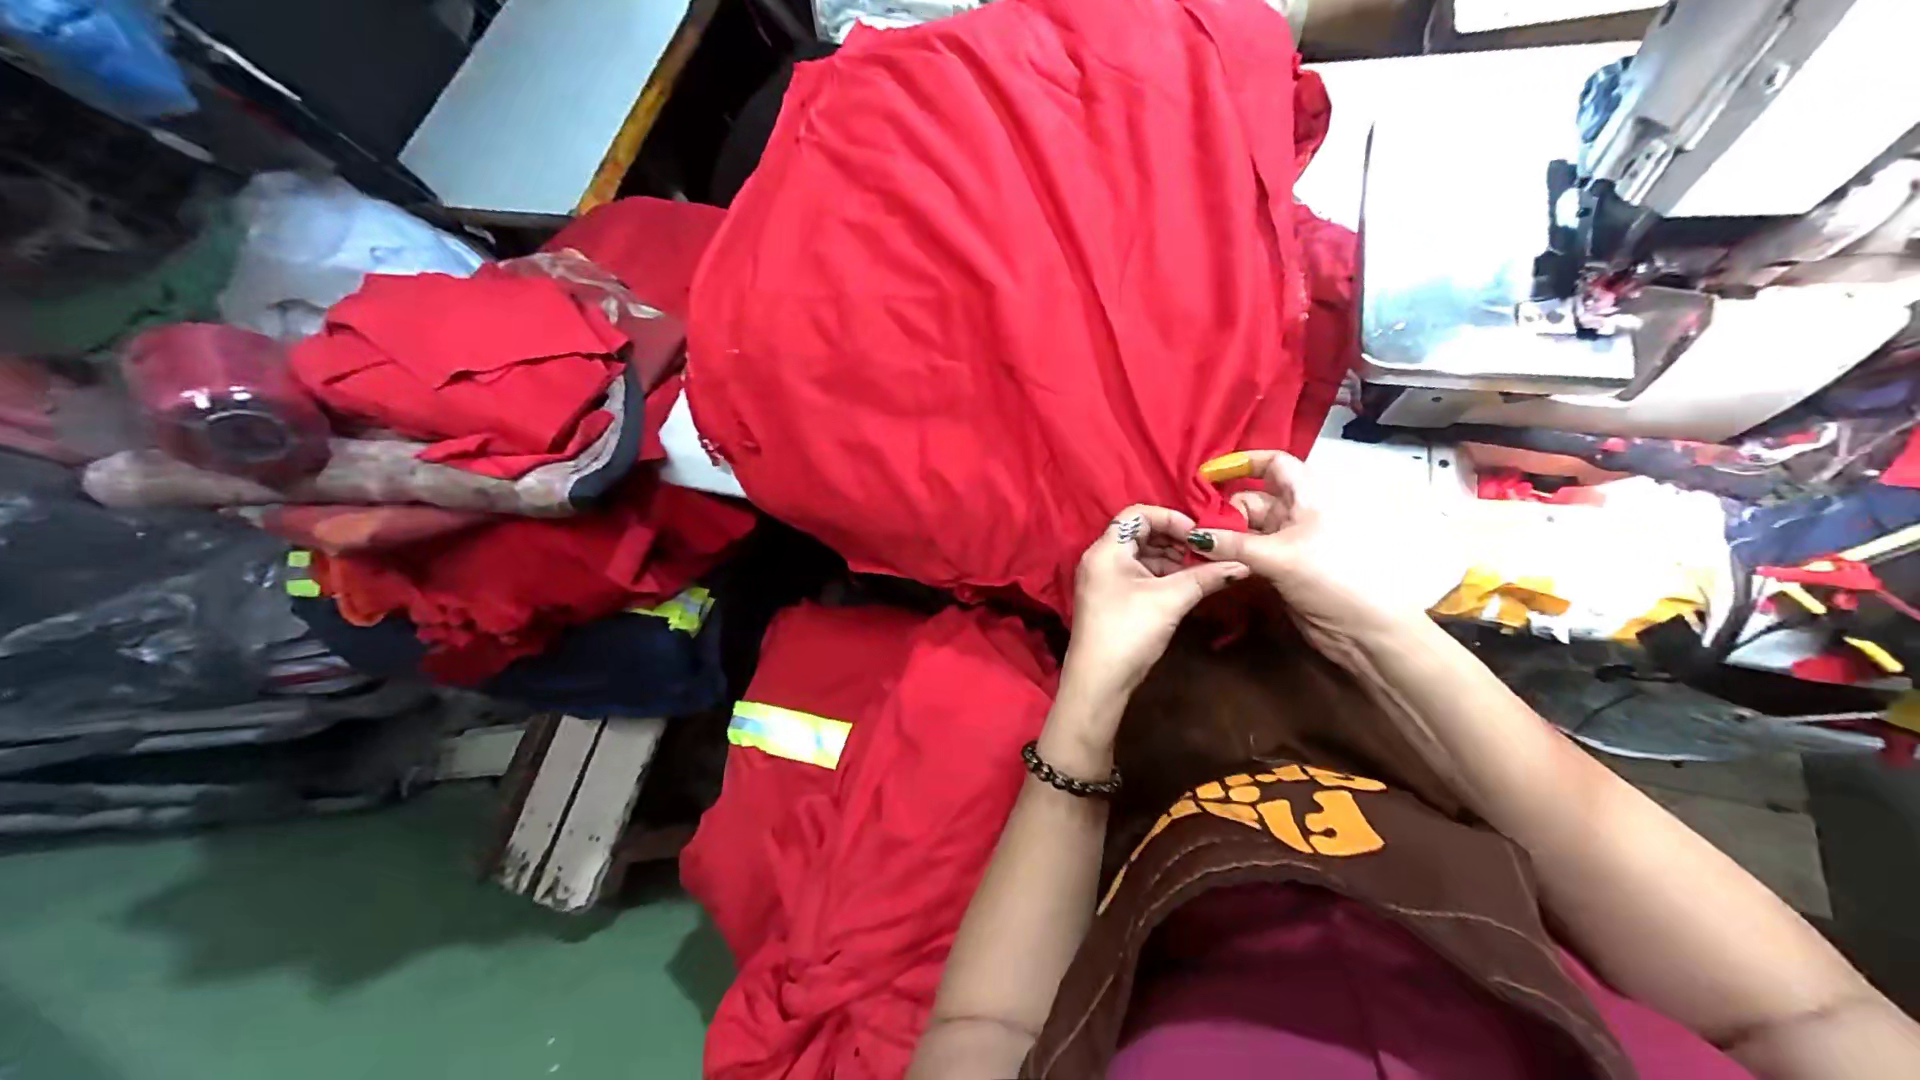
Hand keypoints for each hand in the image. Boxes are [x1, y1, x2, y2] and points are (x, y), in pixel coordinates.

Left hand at [1063, 504, 1250, 699]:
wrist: (1099, 680)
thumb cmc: (1129, 631)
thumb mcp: (1170, 599)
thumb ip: (1206, 576)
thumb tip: (1242, 563)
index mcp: (1106, 549)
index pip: (1138, 514)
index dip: (1171, 518)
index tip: (1198, 536)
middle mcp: (1100, 558)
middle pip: (1139, 533)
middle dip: (1174, 539)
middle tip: (1203, 553)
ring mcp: (1103, 579)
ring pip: (1141, 555)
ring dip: (1170, 558)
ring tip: (1199, 571)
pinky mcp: (1110, 597)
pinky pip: (1137, 573)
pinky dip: (1161, 575)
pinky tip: (1184, 586)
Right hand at [1185, 451, 1424, 659]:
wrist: (1362, 631)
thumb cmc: (1332, 579)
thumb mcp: (1280, 556)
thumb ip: (1233, 545)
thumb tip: (1193, 535)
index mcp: (1306, 499)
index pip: (1275, 465)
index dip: (1244, 462)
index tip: (1210, 474)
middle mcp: (1294, 516)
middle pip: (1250, 501)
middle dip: (1223, 511)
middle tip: (1194, 530)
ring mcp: (1285, 543)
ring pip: (1244, 530)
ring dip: (1221, 537)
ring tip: (1192, 548)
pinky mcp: (1277, 568)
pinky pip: (1244, 554)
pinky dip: (1226, 556)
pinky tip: (1204, 562)